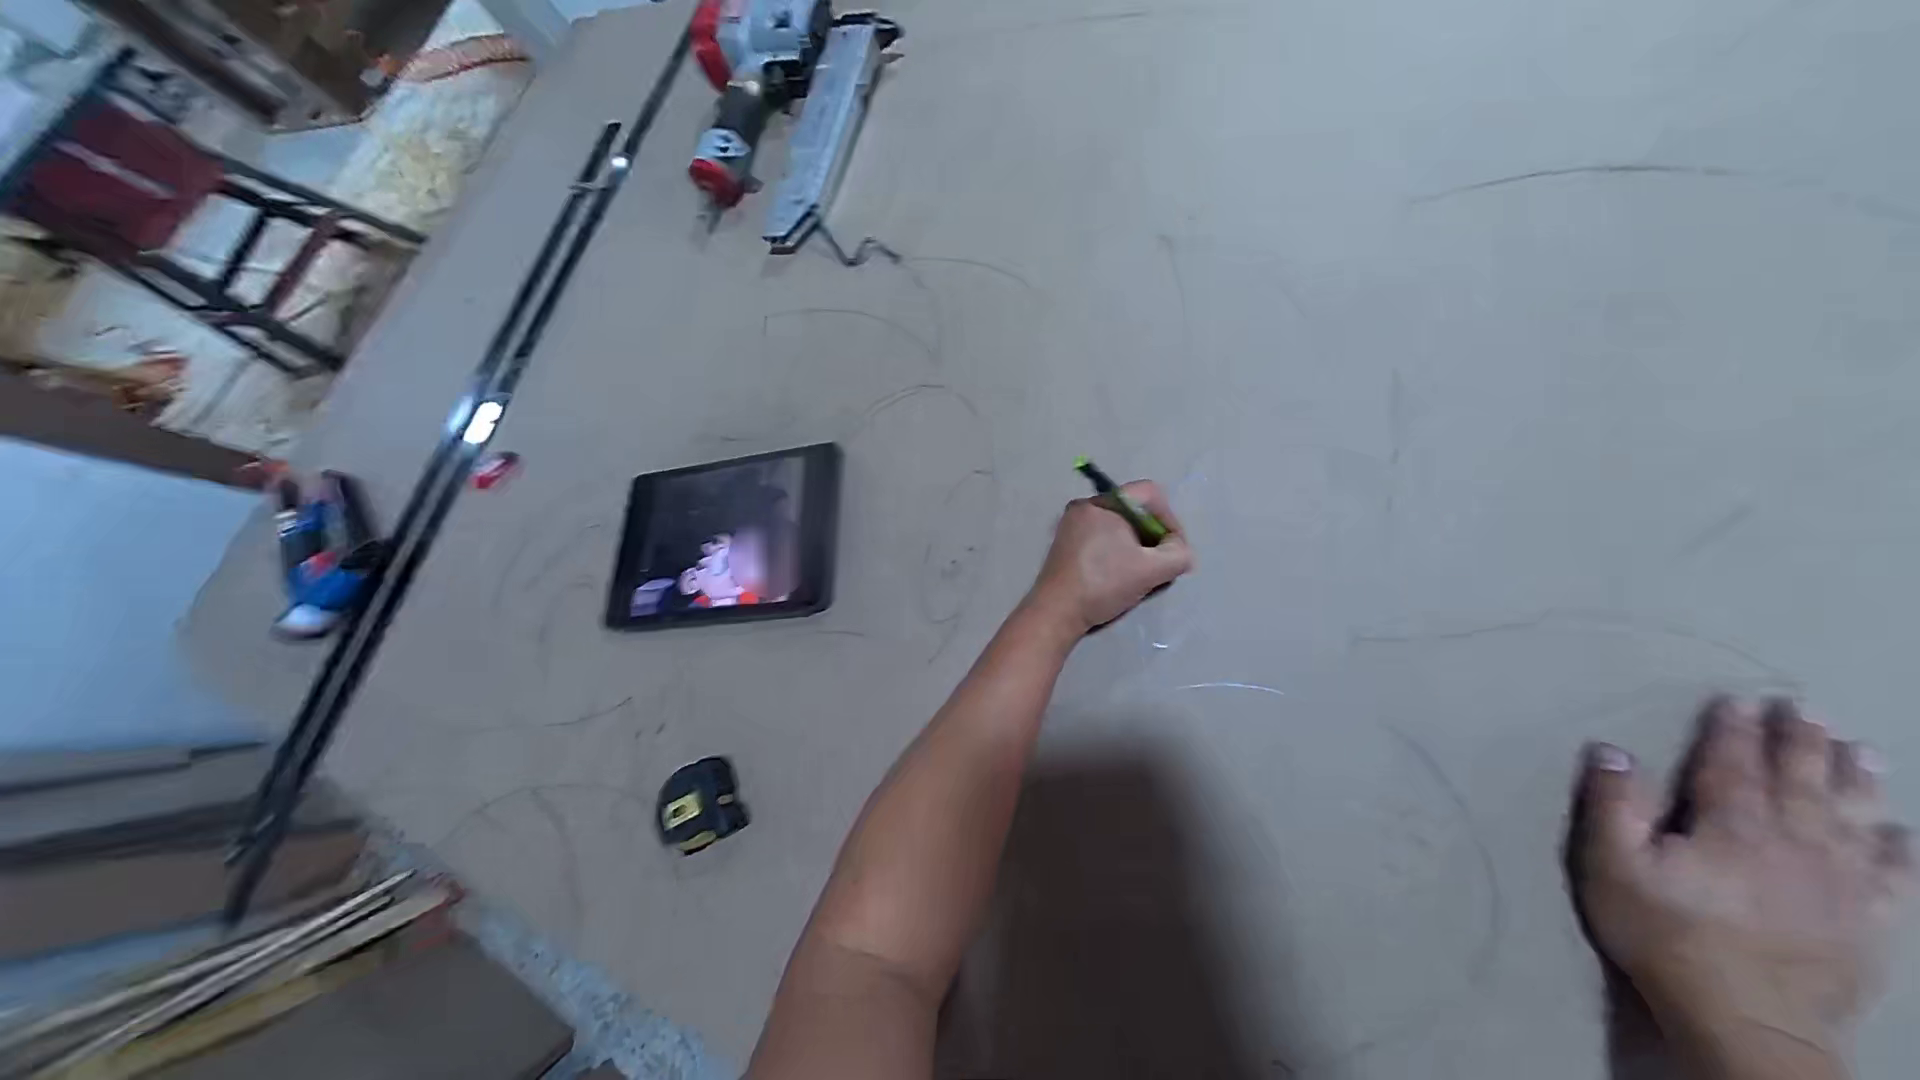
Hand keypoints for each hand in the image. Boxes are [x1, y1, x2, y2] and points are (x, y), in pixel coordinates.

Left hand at [1025, 480, 1194, 635]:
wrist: (1056, 612)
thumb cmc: (1102, 584)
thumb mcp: (1151, 570)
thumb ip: (1178, 555)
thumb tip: (1180, 551)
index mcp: (1102, 503)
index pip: (1150, 494)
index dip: (1170, 519)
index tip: (1174, 549)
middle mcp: (1084, 506)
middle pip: (1134, 510)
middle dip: (1154, 535)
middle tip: (1161, 563)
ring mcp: (1072, 525)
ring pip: (1119, 526)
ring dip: (1137, 546)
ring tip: (1143, 572)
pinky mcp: (1066, 544)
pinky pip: (1102, 537)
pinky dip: (1118, 551)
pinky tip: (1120, 575)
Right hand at [1570, 699, 1912, 1074]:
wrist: (1747, 1019)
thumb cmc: (1663, 932)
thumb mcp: (1612, 865)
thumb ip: (1613, 804)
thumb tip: (1611, 749)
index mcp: (1731, 828)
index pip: (1731, 766)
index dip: (1732, 731)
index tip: (1736, 700)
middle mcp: (1794, 845)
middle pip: (1799, 783)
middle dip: (1799, 743)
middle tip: (1805, 707)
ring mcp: (1842, 885)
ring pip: (1855, 818)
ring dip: (1857, 780)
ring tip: (1861, 749)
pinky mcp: (1869, 922)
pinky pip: (1897, 876)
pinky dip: (1902, 848)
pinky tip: (1902, 831)